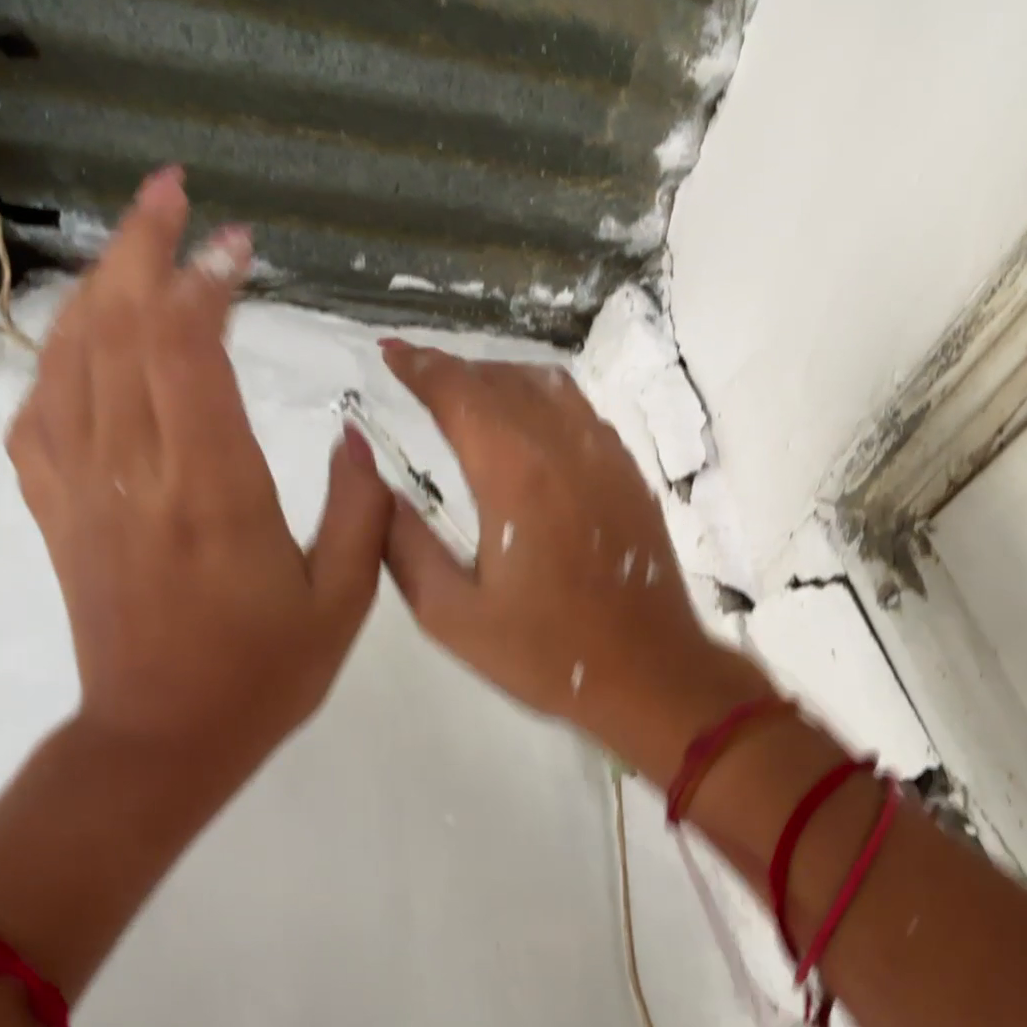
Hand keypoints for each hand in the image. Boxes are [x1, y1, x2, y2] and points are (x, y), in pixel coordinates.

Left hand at [8, 168, 391, 775]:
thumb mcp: (343, 598)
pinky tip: (90, 338)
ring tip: (137, 243)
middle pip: (118, 330)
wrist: (161, 740)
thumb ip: (358, 507)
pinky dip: (62, 354)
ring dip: (101, 286)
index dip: (207, 281)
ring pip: (71, 357)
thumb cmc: (264, 673)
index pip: (188, 351)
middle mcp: (136, 473)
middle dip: (143, 247)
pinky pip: (42, 410)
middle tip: (174, 194)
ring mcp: (83, 488)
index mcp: (212, 490)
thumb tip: (359, 431)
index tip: (240, 245)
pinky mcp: (59, 509)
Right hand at [379, 340, 770, 780]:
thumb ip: (403, 543)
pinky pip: (581, 411)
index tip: (389, 354)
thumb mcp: (451, 614)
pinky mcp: (630, 474)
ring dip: (499, 377)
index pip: (459, 393)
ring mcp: (607, 457)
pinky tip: (525, 424)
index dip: (420, 366)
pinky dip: (541, 398)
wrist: (649, 671)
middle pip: (502, 379)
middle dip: (453, 369)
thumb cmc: (546, 652)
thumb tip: (376, 484)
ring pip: (547, 386)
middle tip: (416, 374)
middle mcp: (565, 448)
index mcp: (515, 475)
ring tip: (464, 392)